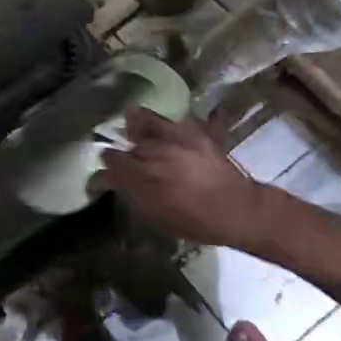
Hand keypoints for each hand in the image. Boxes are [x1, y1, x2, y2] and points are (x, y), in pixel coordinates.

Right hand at [100, 108, 267, 248]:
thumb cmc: (195, 222)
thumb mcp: (157, 215)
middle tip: (126, 157)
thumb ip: (135, 194)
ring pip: (146, 119)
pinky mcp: (196, 131)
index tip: (105, 175)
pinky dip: (173, 126)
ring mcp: (176, 136)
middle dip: (124, 148)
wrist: (236, 210)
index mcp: (141, 174)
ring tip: (138, 129)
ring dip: (139, 125)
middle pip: (128, 140)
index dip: (105, 168)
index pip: (110, 162)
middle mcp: (155, 150)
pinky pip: (179, 122)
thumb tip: (118, 183)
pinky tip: (174, 132)